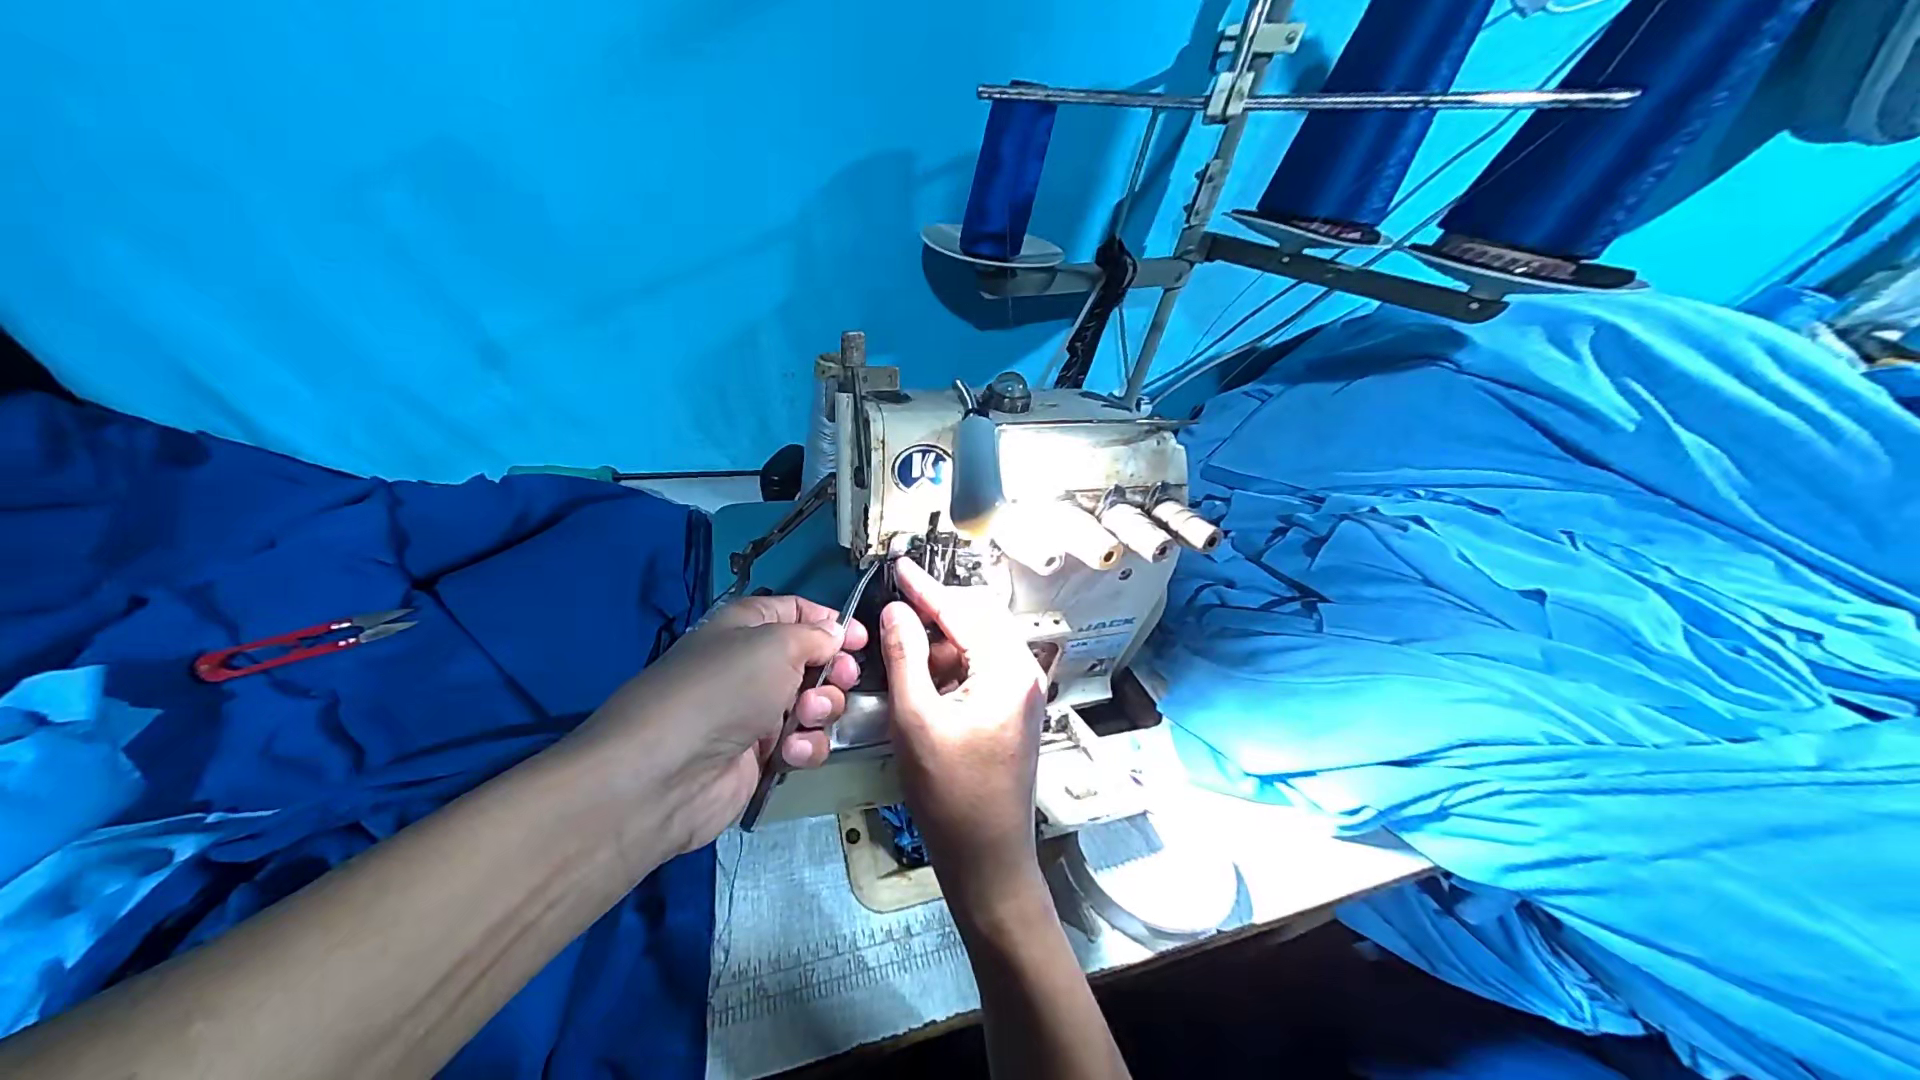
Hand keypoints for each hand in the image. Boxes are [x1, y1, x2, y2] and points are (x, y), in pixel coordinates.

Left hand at [572, 595, 866, 855]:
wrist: (668, 774)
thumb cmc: (724, 689)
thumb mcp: (776, 644)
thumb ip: (816, 634)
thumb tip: (836, 633)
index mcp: (749, 626)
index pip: (799, 612)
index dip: (832, 623)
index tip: (861, 639)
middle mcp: (754, 666)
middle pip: (816, 660)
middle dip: (834, 670)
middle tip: (839, 678)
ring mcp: (758, 713)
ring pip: (816, 704)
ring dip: (822, 709)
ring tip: (805, 716)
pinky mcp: (763, 756)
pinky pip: (804, 743)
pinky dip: (804, 746)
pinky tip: (788, 753)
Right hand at [880, 558, 1048, 915]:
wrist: (988, 858)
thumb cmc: (951, 797)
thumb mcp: (915, 721)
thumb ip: (905, 657)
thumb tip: (896, 612)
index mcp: (1007, 671)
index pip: (965, 610)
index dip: (927, 588)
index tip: (901, 568)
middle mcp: (1023, 674)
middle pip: (980, 618)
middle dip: (938, 611)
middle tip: (898, 612)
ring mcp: (1021, 693)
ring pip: (980, 642)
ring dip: (943, 640)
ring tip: (906, 655)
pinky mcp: (1011, 710)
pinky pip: (982, 667)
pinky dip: (952, 664)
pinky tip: (926, 680)